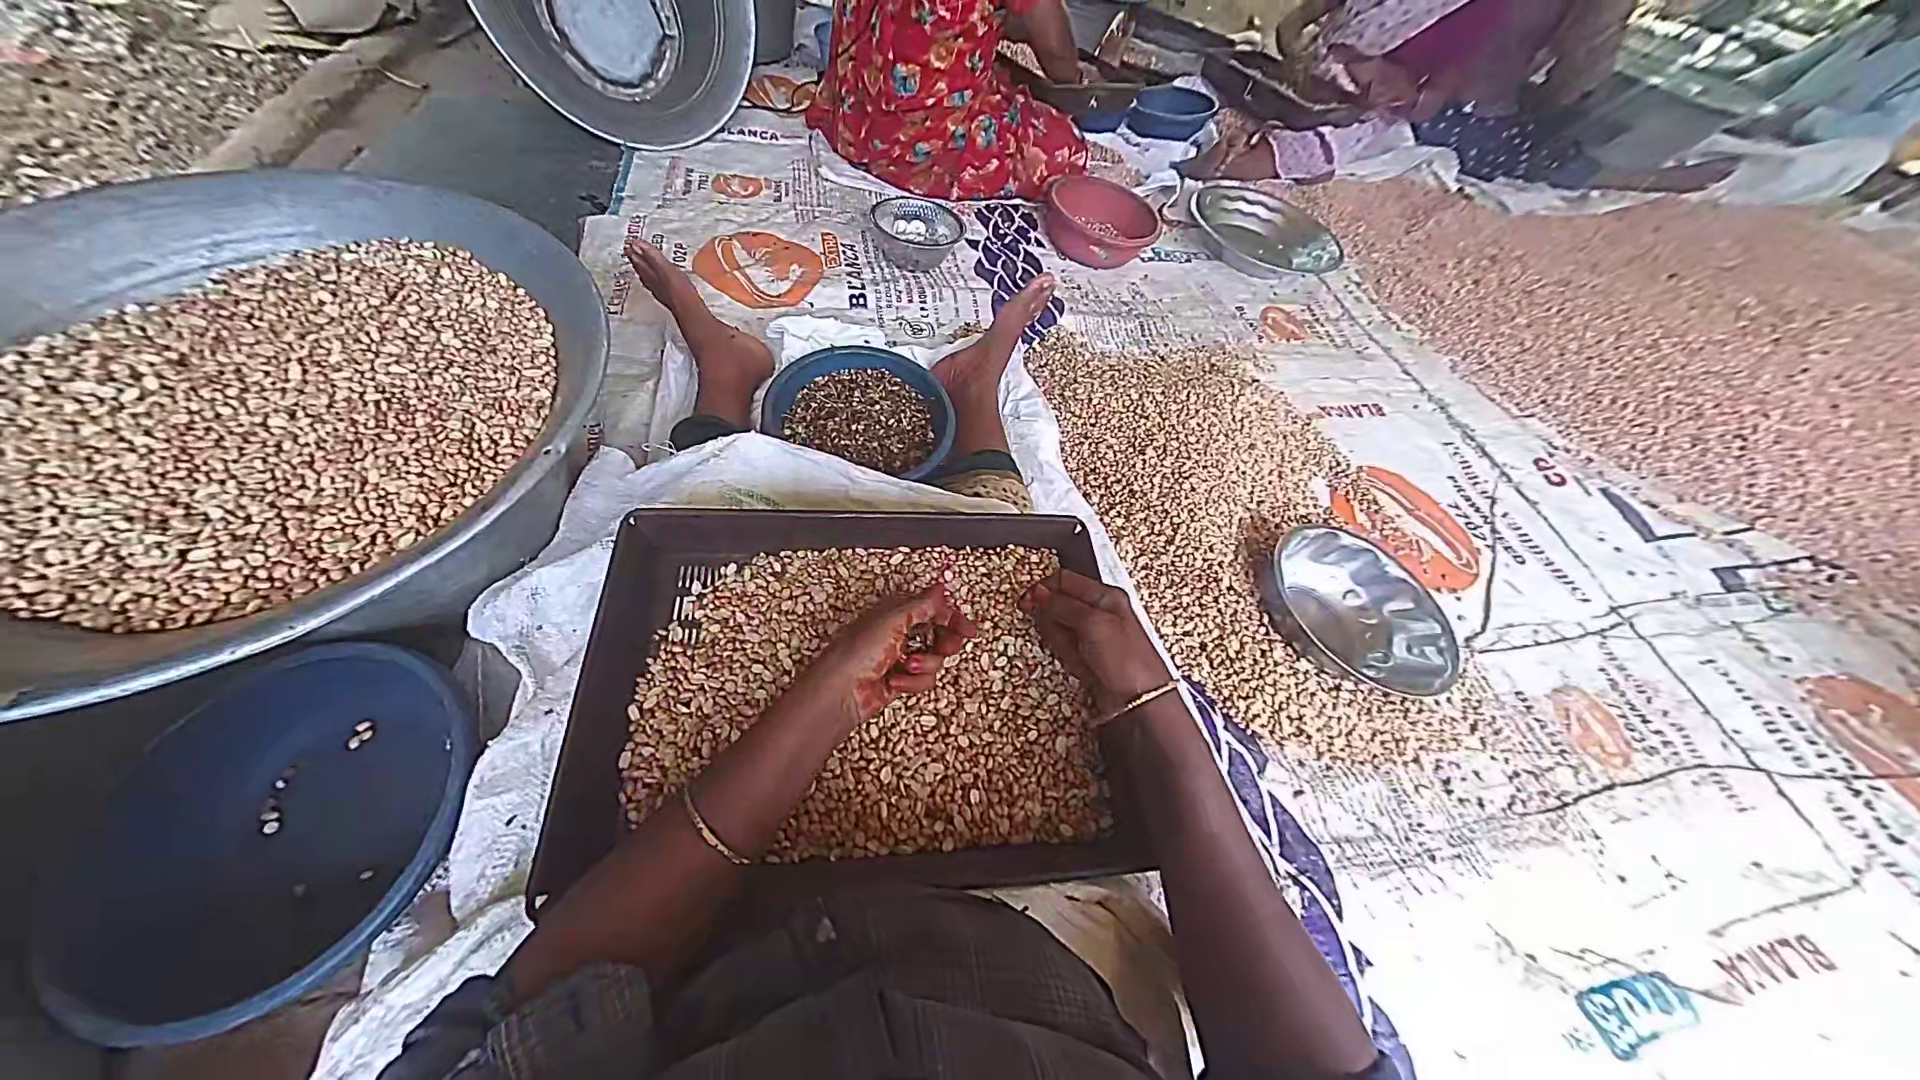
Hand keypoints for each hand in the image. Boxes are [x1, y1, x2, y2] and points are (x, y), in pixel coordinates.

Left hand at [785, 584, 977, 728]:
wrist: (842, 691)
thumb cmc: (858, 652)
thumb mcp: (894, 620)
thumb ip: (922, 604)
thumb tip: (940, 587)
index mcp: (898, 612)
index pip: (934, 609)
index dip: (953, 618)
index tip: (968, 630)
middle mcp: (901, 633)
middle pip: (939, 635)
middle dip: (944, 643)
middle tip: (944, 647)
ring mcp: (902, 657)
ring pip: (935, 659)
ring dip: (925, 664)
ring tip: (908, 665)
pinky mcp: (902, 680)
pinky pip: (925, 679)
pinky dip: (913, 682)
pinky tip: (896, 681)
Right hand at [1019, 570, 1170, 714]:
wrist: (1141, 699)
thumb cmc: (1126, 658)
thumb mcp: (1091, 623)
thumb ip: (1062, 605)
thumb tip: (1037, 591)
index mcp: (1104, 595)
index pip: (1064, 579)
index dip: (1043, 588)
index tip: (1026, 601)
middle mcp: (1097, 611)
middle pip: (1057, 605)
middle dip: (1053, 621)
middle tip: (1062, 635)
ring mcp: (1091, 634)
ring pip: (1058, 628)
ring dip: (1060, 642)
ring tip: (1078, 655)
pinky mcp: (1086, 654)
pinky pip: (1063, 648)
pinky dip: (1066, 656)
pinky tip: (1079, 665)